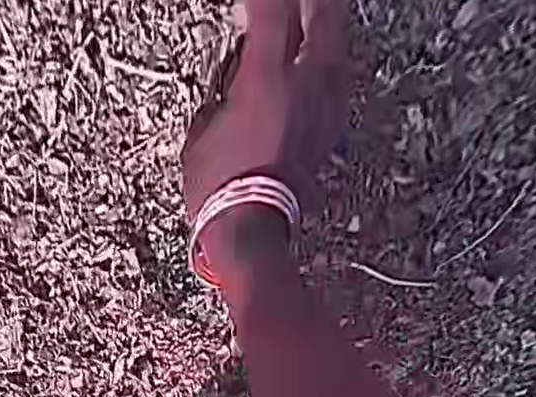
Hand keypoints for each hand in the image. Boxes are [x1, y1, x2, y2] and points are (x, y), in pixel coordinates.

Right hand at [182, 0, 351, 280]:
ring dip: (322, 28)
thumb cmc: (219, 192)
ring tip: (308, 24)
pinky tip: (311, 68)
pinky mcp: (330, 130)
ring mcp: (324, 106)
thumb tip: (232, 84)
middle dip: (307, 3)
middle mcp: (305, 83)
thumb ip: (220, 99)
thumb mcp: (200, 139)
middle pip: (323, 12)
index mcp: (267, 79)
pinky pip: (332, 80)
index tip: (247, 1)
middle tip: (289, 4)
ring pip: (334, 44)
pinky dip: (321, 65)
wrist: (250, 234)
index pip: (270, 8)